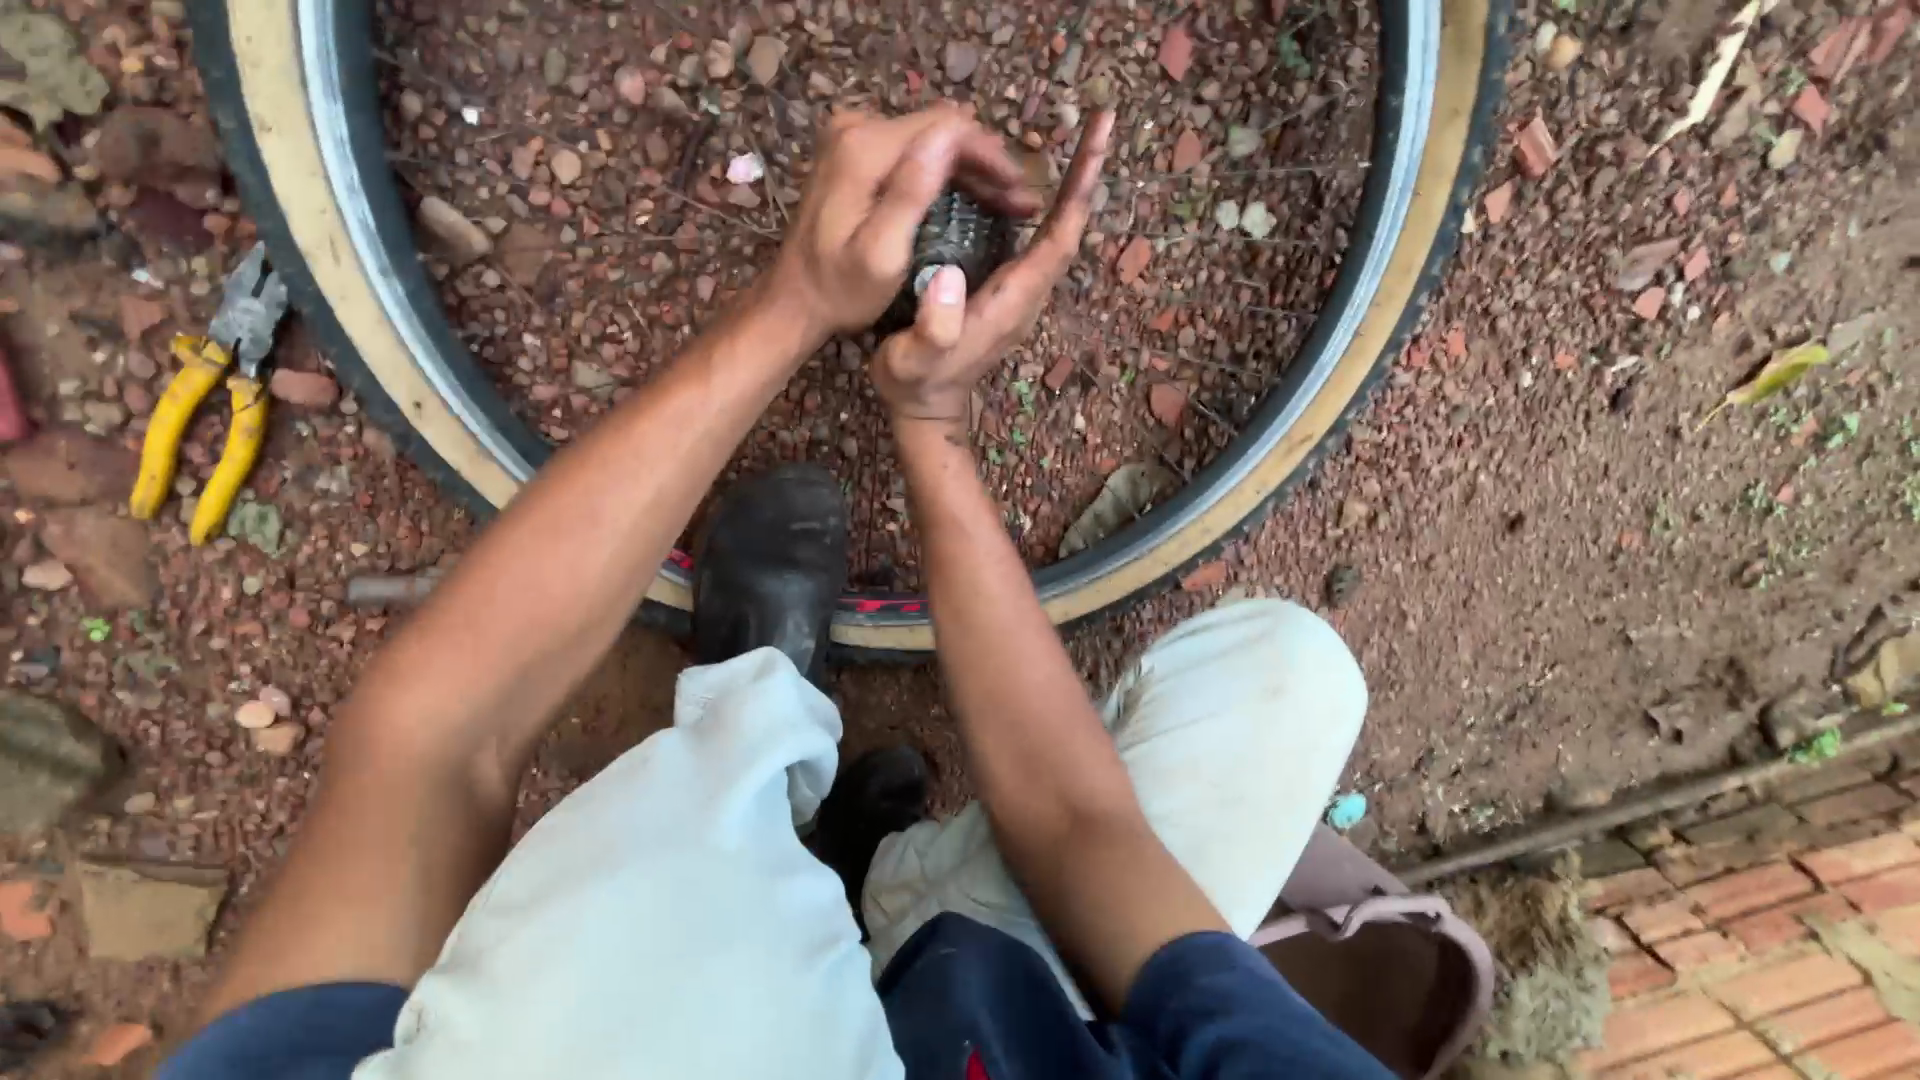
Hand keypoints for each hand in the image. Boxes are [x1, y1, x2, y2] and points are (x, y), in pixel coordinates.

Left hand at [767, 105, 1039, 339]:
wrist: (794, 301)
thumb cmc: (841, 290)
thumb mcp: (881, 252)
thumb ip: (911, 192)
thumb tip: (948, 136)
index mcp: (864, 148)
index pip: (946, 126)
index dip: (990, 154)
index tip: (1020, 191)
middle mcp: (856, 128)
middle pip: (940, 130)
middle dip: (986, 164)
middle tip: (1022, 204)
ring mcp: (853, 139)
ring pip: (930, 142)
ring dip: (971, 170)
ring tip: (1008, 204)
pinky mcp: (854, 156)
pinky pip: (913, 155)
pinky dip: (946, 175)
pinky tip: (974, 200)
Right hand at [871, 110, 1114, 425]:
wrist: (925, 408)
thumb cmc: (915, 382)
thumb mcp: (913, 359)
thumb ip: (934, 326)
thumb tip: (949, 273)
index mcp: (1011, 302)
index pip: (1059, 241)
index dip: (1077, 192)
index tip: (1096, 144)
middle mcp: (1026, 294)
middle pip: (1067, 229)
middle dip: (1085, 177)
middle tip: (1101, 124)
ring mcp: (1018, 293)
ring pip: (1054, 233)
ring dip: (1069, 188)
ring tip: (1078, 139)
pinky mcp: (1005, 291)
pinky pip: (1034, 241)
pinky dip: (1043, 207)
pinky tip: (1031, 182)